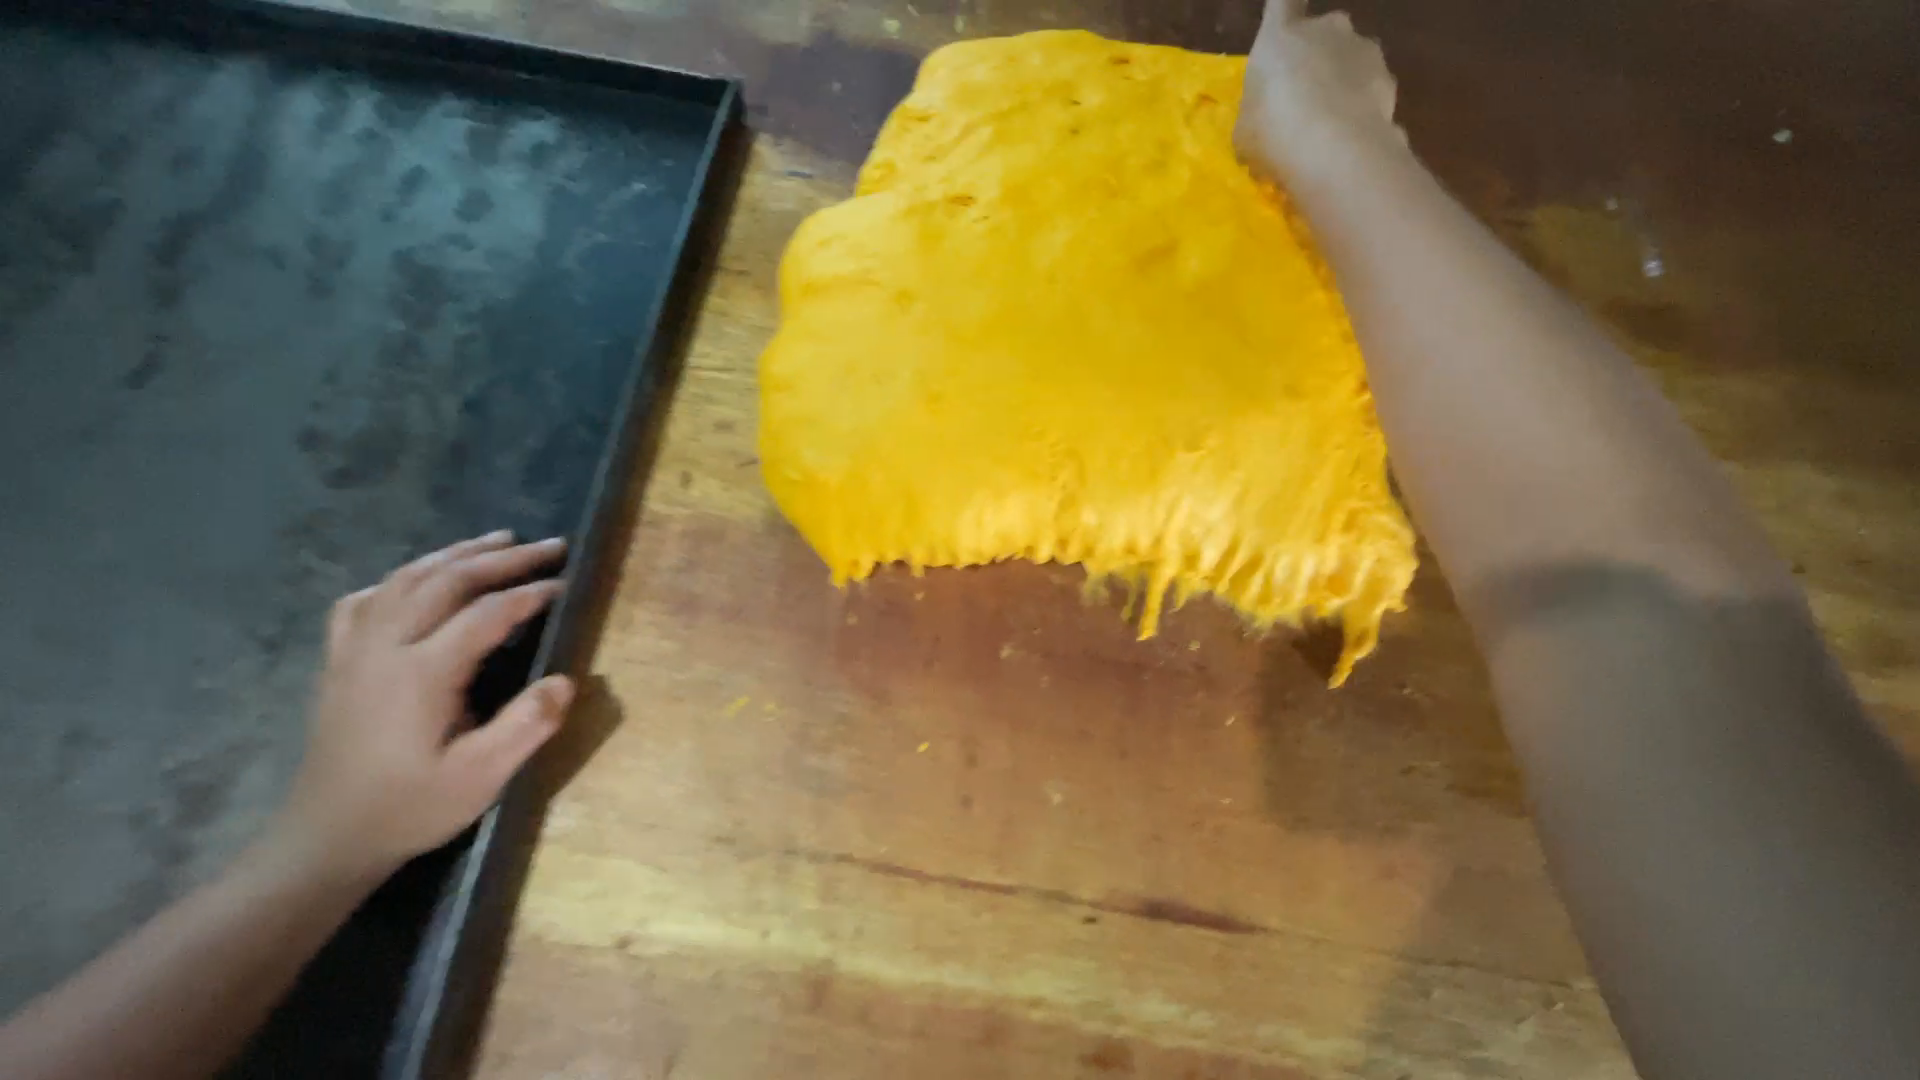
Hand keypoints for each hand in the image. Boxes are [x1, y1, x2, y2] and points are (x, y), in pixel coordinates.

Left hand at [271, 531, 574, 883]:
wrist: (326, 838)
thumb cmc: (410, 807)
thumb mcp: (480, 778)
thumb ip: (525, 726)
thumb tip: (565, 680)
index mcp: (421, 673)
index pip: (486, 613)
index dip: (530, 593)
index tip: (565, 584)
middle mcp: (384, 648)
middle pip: (446, 581)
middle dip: (502, 559)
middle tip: (547, 547)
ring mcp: (354, 651)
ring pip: (405, 579)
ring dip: (455, 554)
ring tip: (497, 540)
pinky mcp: (338, 662)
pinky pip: (365, 601)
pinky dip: (400, 579)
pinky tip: (418, 580)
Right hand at [1235, 0, 1405, 187]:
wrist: (1336, 150)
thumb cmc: (1274, 133)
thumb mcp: (1245, 131)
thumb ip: (1257, 113)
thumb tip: (1264, 120)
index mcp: (1281, 35)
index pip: (1282, 2)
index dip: (1283, 9)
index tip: (1282, 19)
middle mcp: (1327, 29)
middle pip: (1321, 32)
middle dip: (1314, 57)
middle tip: (1302, 97)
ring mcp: (1363, 49)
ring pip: (1349, 59)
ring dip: (1340, 82)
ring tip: (1328, 125)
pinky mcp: (1389, 78)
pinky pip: (1369, 88)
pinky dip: (1361, 106)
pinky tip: (1349, 137)